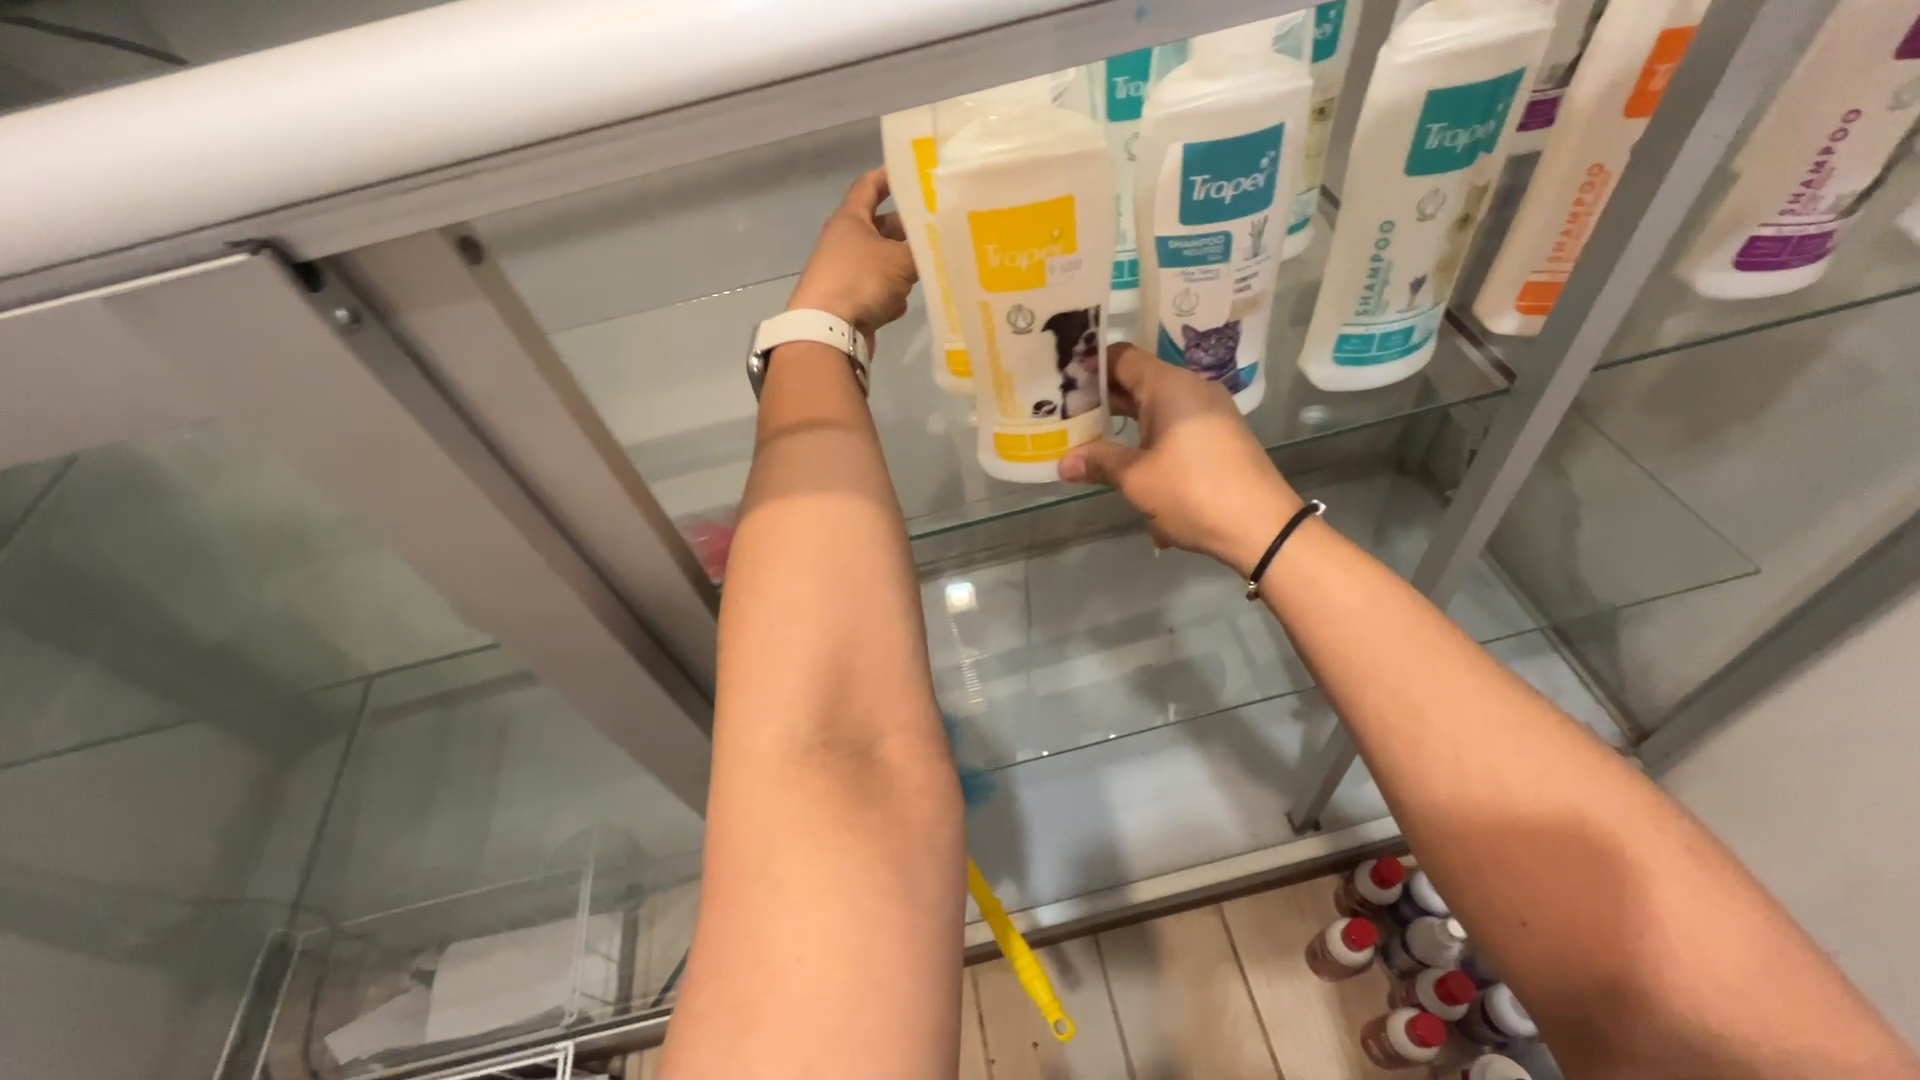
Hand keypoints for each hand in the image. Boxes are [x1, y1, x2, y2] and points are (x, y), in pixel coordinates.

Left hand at [788, 167, 918, 347]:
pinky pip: (875, 292)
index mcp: (850, 219)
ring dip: (901, 267)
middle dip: (906, 229)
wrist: (827, 330)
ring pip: (880, 262)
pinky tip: (901, 305)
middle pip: (880, 228)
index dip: (888, 176)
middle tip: (934, 229)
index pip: (868, 186)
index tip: (911, 172)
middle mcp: (844, 242)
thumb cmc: (861, 280)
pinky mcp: (847, 302)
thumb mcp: (900, 259)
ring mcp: (844, 273)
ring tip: (927, 269)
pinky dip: (889, 296)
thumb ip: (921, 249)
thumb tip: (938, 242)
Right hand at [1059, 344, 1305, 576]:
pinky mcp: (1219, 437)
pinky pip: (1176, 428)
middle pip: (1138, 381)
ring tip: (1091, 444)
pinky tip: (1132, 471)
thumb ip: (1099, 463)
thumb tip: (1064, 463)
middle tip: (1066, 415)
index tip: (1060, 381)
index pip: (1121, 357)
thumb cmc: (1192, 491)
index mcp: (1169, 386)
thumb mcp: (1136, 479)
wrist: (1262, 527)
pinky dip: (1151, 442)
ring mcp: (1210, 413)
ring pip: (1157, 409)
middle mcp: (1192, 389)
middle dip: (1103, 401)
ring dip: (1126, 426)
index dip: (1089, 364)